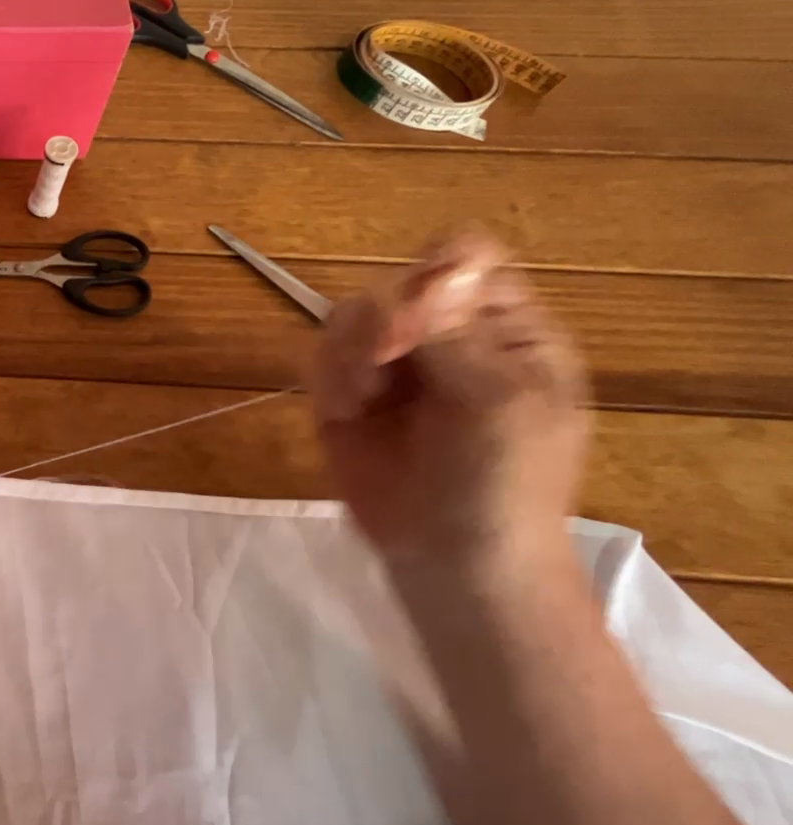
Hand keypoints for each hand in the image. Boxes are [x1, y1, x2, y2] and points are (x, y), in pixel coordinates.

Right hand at [307, 230, 589, 570]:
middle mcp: (445, 340)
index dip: (431, 276)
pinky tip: (342, 412)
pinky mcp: (345, 398)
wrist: (453, 562)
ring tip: (357, 401)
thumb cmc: (502, 487)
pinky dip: (324, 378)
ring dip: (345, 354)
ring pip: (347, 319)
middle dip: (379, 324)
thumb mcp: (499, 404)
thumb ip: (458, 334)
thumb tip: (439, 262)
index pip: (464, 264)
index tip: (413, 318)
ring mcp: (392, 370)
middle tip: (380, 366)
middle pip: (392, 286)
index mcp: (505, 333)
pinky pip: (319, 359)